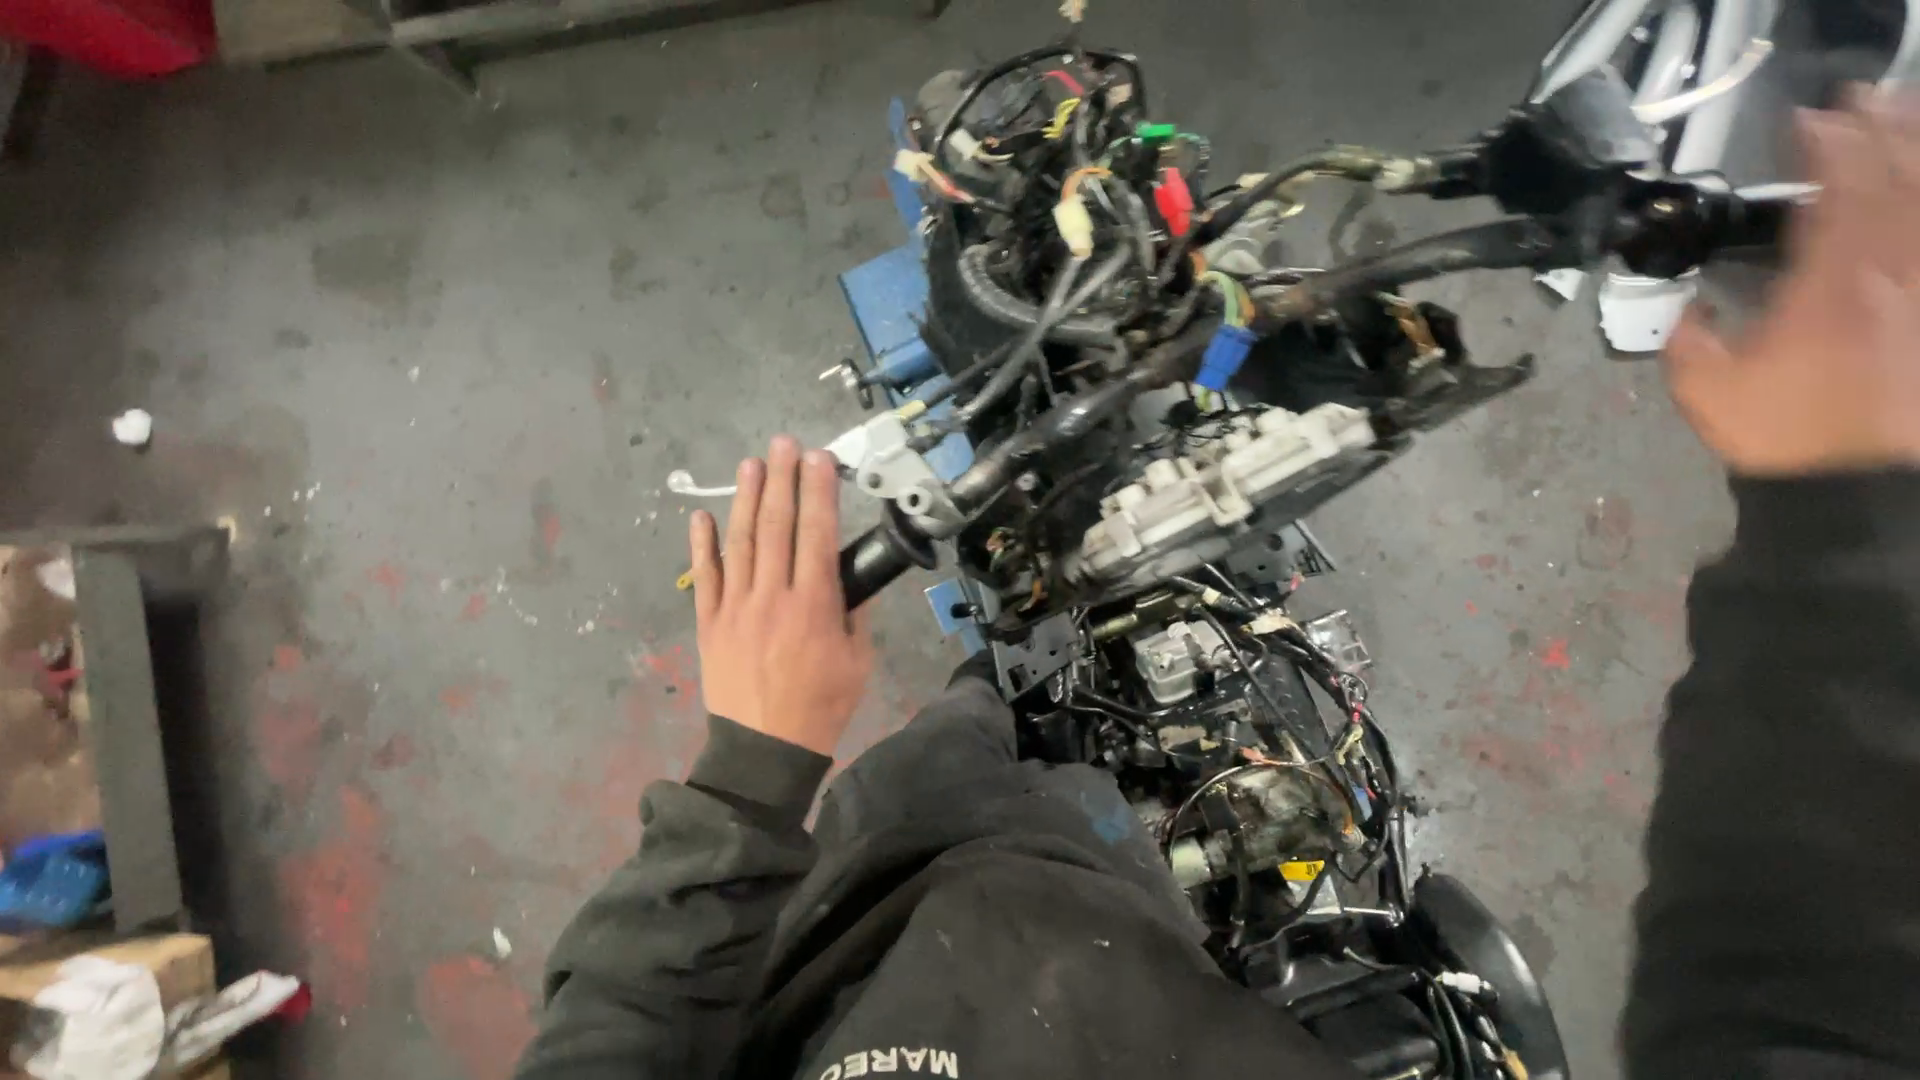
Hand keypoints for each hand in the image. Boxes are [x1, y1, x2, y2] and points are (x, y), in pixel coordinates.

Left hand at [689, 436, 873, 755]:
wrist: (765, 751)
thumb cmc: (821, 706)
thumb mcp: (857, 662)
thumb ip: (854, 614)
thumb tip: (849, 576)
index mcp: (814, 606)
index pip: (817, 535)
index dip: (818, 492)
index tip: (819, 459)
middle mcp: (772, 596)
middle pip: (776, 526)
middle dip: (782, 480)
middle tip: (785, 443)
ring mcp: (735, 607)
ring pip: (739, 542)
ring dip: (745, 498)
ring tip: (752, 463)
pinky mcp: (708, 622)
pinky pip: (703, 576)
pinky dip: (701, 544)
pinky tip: (701, 515)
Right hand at [1665, 91, 1919, 475]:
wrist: (1852, 473)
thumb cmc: (1779, 429)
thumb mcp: (1708, 389)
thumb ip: (1692, 339)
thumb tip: (1690, 308)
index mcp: (1830, 288)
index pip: (1839, 197)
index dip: (1828, 151)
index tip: (1809, 120)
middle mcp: (1892, 273)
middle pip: (1901, 184)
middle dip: (1883, 133)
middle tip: (1862, 99)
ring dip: (1918, 155)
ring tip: (1902, 120)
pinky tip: (1915, 192)